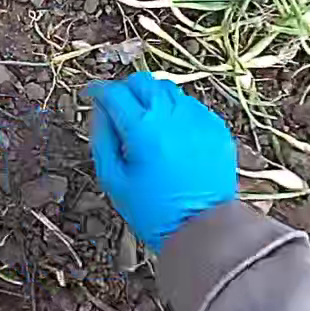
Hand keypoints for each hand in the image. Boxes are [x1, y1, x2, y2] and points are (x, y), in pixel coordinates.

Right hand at [87, 73, 236, 248]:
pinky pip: (190, 107)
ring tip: (148, 126)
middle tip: (121, 109)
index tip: (93, 95)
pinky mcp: (216, 126)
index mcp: (143, 128)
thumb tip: (99, 111)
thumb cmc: (154, 211)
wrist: (203, 228)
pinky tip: (172, 137)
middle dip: (127, 90)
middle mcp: (172, 115)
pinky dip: (177, 113)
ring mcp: (198, 118)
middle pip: (143, 81)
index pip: (115, 93)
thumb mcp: (114, 180)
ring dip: (153, 100)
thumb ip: (102, 139)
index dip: (99, 92)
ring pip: (168, 90)